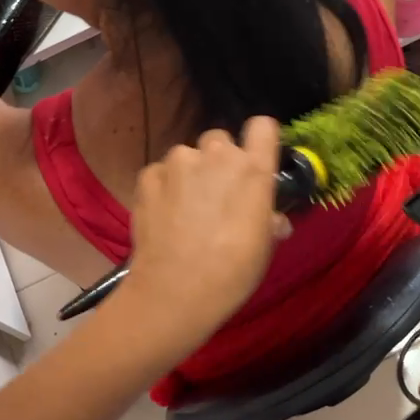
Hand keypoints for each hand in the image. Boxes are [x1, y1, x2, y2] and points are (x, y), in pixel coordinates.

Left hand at [119, 117, 287, 343]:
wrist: (175, 292)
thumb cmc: (232, 272)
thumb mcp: (264, 247)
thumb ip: (268, 220)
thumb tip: (272, 219)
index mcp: (253, 169)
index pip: (263, 127)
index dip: (259, 141)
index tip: (255, 159)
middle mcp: (216, 154)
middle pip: (220, 140)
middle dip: (220, 161)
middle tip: (217, 196)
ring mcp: (178, 162)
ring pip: (187, 157)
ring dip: (189, 174)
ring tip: (186, 210)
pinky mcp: (148, 176)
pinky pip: (160, 173)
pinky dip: (163, 188)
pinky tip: (164, 216)